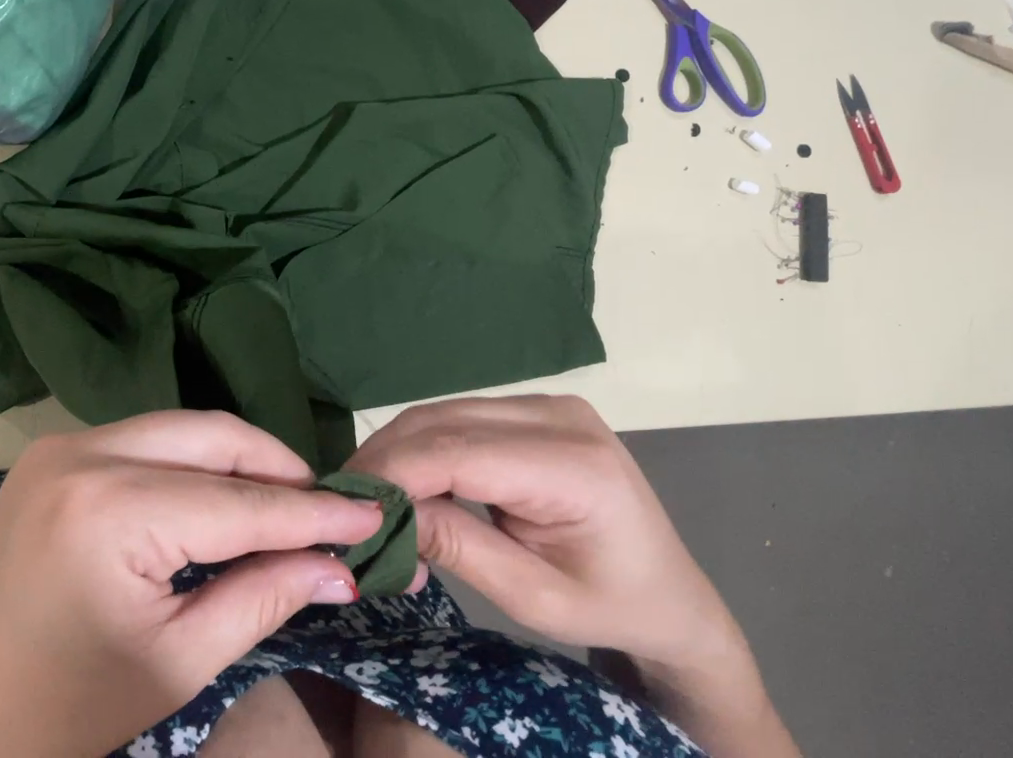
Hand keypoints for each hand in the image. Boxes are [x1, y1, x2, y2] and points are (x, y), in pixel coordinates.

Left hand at [0, 410, 381, 757]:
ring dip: (236, 461)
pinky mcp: (51, 453)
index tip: (375, 517)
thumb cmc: (66, 704)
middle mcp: (85, 455)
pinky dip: (189, 463)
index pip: (239, 503)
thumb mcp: (177, 661)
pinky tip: (219, 498)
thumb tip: (341, 568)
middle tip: (330, 509)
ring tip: (285, 505)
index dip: (313, 512)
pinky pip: (142, 441)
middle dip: (277, 468)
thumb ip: (262, 598)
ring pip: (177, 430)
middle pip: (210, 437)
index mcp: (113, 511)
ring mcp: (60, 445)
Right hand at [345, 395, 798, 756]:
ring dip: (394, 454)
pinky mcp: (532, 408)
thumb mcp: (533, 598)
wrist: (671, 594)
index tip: (342, 509)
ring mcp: (546, 404)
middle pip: (440, 423)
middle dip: (382, 463)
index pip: (457, 453)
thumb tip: (379, 515)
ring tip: (367, 501)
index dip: (392, 475)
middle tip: (341, 508)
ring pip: (439, 415)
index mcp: (576, 467)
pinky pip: (454, 418)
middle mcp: (560, 417)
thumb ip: (457, 548)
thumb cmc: (610, 607)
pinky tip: (401, 483)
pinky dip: (418, 448)